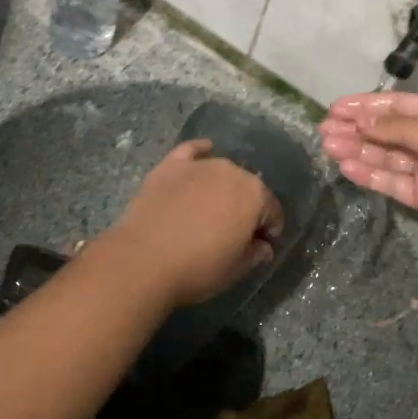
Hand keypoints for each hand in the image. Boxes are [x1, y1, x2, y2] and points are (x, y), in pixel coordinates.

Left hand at [104, 140, 283, 307]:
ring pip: (221, 172)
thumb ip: (256, 254)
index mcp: (254, 195)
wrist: (145, 259)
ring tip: (213, 207)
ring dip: (224, 186)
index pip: (272, 210)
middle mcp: (231, 171)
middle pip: (247, 188)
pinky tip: (205, 149)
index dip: (270, 230)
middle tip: (235, 231)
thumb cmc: (198, 267)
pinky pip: (191, 151)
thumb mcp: (236, 269)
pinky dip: (200, 150)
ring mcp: (199, 165)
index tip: (262, 246)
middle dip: (247, 207)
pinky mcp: (170, 165)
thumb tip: (264, 246)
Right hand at [320, 93, 417, 280]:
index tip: (334, 109)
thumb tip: (361, 118)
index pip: (398, 105)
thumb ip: (397, 127)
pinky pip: (391, 180)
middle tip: (324, 132)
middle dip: (357, 129)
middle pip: (388, 130)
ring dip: (358, 150)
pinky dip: (370, 173)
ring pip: (386, 155)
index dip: (366, 106)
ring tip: (329, 149)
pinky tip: (347, 168)